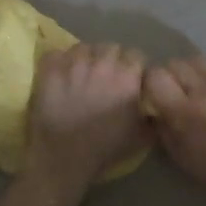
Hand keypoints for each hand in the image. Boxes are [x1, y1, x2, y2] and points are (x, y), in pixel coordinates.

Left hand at [23, 44, 149, 192]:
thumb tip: (155, 107)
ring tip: (81, 73)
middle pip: (111, 47)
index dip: (133, 66)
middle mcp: (103, 63)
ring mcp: (74, 63)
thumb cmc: (105, 148)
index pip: (136, 55)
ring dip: (85, 58)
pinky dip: (59, 62)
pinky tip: (60, 75)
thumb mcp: (140, 137)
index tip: (129, 77)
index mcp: (127, 77)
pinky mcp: (50, 68)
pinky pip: (56, 53)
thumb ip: (152, 117)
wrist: (63, 157)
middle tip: (105, 76)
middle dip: (110, 59)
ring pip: (84, 47)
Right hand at [143, 57, 205, 205]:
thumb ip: (164, 130)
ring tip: (189, 88)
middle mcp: (202, 90)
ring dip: (186, 71)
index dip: (149, 83)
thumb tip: (154, 111)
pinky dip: (205, 74)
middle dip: (166, 76)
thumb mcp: (183, 159)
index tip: (151, 97)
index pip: (156, 76)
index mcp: (184, 113)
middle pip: (173, 63)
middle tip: (169, 93)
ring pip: (194, 59)